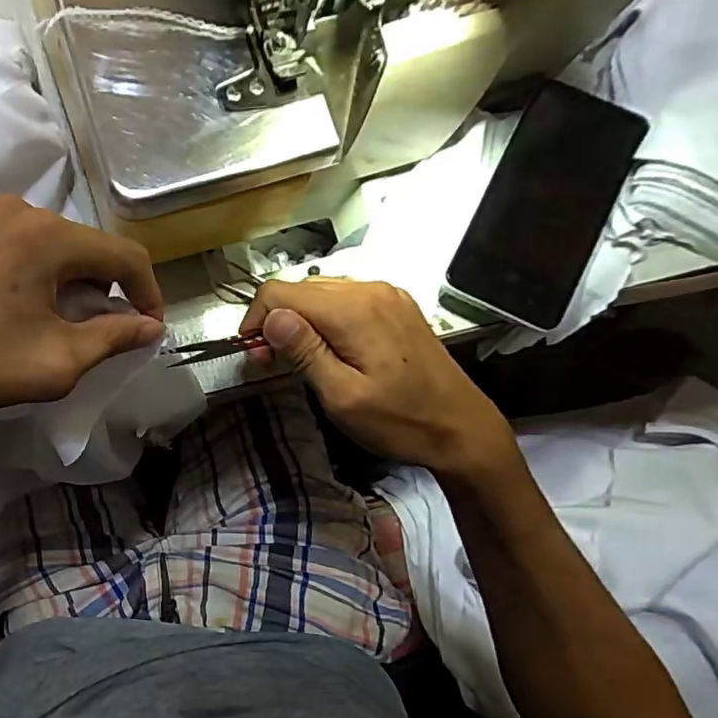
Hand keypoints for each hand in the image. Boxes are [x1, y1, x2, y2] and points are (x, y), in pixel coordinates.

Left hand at [0, 197, 164, 436]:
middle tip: (95, 335)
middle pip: (85, 247)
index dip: (147, 293)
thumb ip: (114, 338)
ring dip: (65, 281)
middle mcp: (17, 210)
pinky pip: (15, 245)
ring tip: (52, 324)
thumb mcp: (58, 361)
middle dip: (101, 291)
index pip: (124, 256)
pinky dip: (31, 273)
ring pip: (50, 245)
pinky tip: (14, 309)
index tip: (148, 329)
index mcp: (48, 235)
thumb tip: (149, 326)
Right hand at [240, 278, 515, 478]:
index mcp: (353, 310)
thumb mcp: (342, 396)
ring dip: (299, 320)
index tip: (257, 357)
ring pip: (320, 292)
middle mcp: (369, 290)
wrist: (462, 429)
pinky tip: (328, 349)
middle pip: (299, 288)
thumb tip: (271, 317)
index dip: (256, 321)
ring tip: (299, 359)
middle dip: (276, 321)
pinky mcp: (396, 307)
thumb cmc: (399, 421)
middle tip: (274, 364)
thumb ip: (305, 352)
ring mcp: (386, 295)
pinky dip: (325, 319)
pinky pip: (345, 299)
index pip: (279, 293)